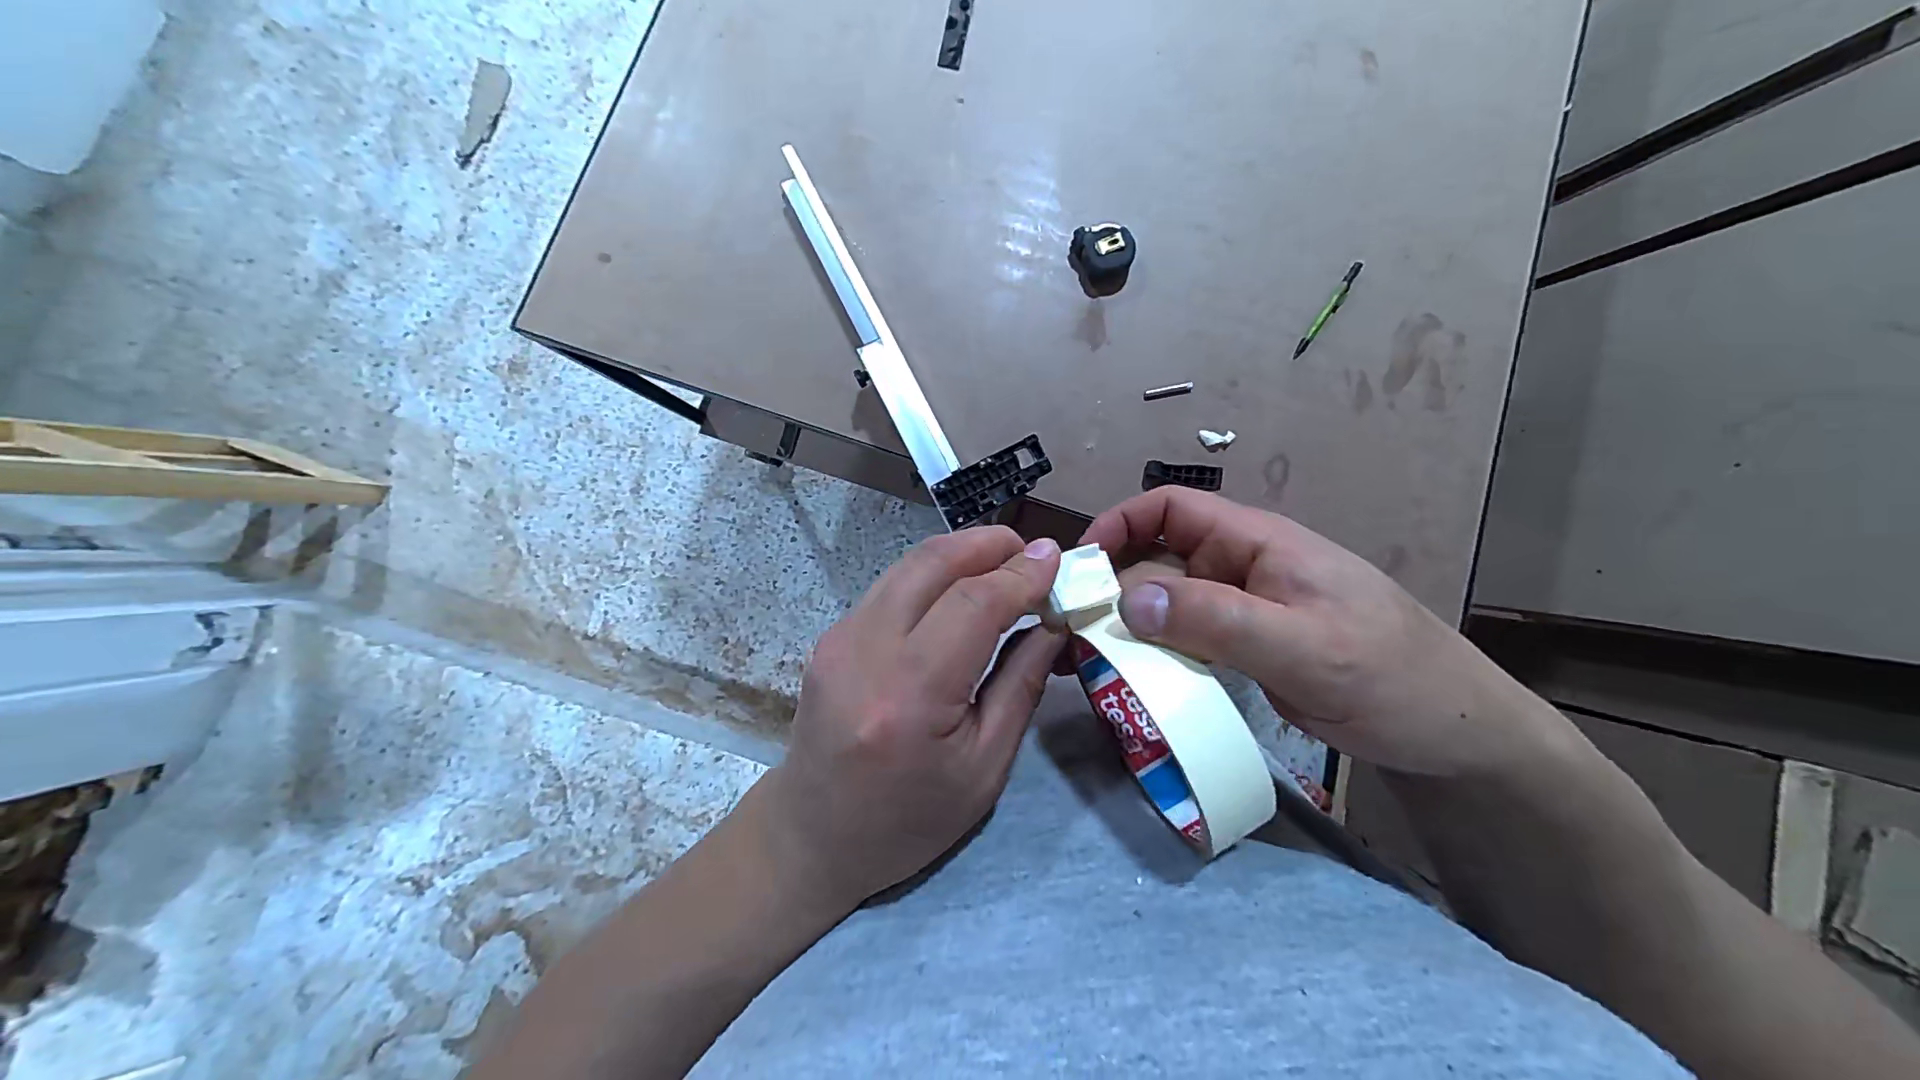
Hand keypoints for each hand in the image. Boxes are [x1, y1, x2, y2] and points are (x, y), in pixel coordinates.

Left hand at [759, 527, 1065, 906]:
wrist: (814, 833)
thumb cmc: (909, 819)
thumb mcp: (984, 767)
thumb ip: (1020, 685)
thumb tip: (1051, 621)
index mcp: (909, 696)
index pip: (973, 603)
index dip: (1020, 574)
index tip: (1057, 559)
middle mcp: (865, 651)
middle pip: (933, 563)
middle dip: (989, 544)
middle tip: (1033, 551)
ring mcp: (839, 637)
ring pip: (908, 566)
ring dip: (962, 553)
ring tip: (1005, 563)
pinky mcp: (831, 636)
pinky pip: (892, 586)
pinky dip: (934, 575)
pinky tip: (962, 590)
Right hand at [1080, 488, 1538, 776]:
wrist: (1452, 732)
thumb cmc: (1391, 676)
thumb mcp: (1304, 647)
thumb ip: (1217, 620)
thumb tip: (1129, 601)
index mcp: (1256, 543)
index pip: (1171, 508)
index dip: (1119, 524)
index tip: (1081, 566)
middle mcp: (1241, 567)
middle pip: (1157, 558)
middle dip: (1113, 586)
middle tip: (1074, 631)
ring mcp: (1241, 609)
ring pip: (1167, 604)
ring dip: (1130, 625)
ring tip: (1091, 662)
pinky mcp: (1243, 647)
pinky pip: (1184, 639)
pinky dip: (1155, 653)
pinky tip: (1135, 680)